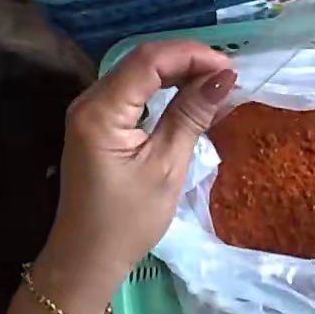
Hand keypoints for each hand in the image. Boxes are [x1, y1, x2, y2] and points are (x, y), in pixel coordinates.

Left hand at [36, 41, 234, 313]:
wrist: (86, 257)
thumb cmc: (127, 221)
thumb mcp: (166, 167)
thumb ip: (190, 115)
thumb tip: (223, 77)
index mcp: (100, 111)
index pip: (148, 61)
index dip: (191, 55)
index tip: (229, 68)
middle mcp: (88, 100)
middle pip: (140, 61)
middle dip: (186, 60)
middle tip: (227, 75)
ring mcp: (88, 109)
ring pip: (136, 72)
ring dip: (175, 71)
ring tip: (214, 81)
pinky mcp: (95, 120)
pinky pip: (130, 89)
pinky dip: (160, 87)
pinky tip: (186, 93)